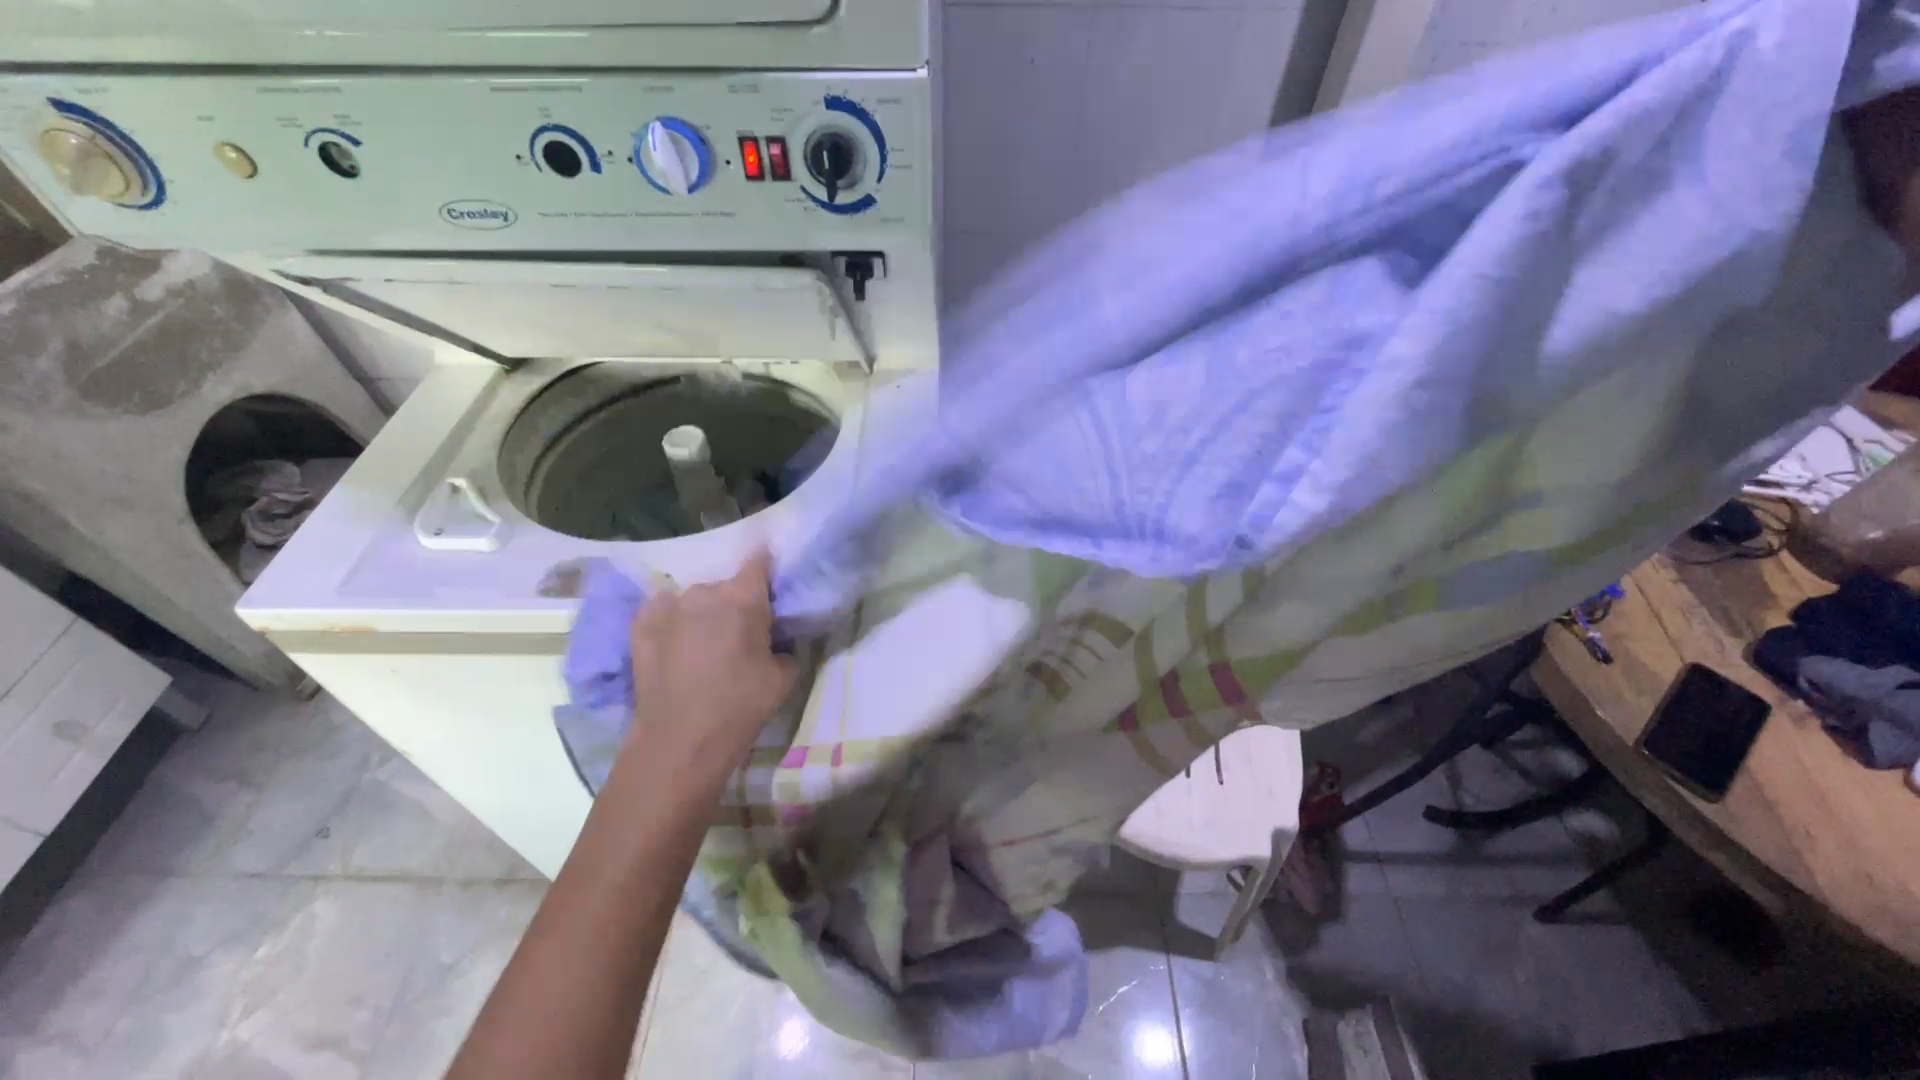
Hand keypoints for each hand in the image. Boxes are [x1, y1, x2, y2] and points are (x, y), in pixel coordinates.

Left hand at [621, 550, 798, 781]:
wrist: (680, 739)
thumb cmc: (740, 707)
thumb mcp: (784, 678)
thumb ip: (787, 648)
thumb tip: (779, 641)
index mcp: (744, 598)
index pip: (758, 561)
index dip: (765, 570)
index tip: (769, 587)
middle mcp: (704, 592)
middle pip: (725, 586)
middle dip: (733, 603)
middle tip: (738, 634)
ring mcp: (668, 605)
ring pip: (693, 599)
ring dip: (702, 614)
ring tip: (703, 646)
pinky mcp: (640, 623)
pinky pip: (663, 611)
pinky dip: (672, 622)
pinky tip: (675, 646)